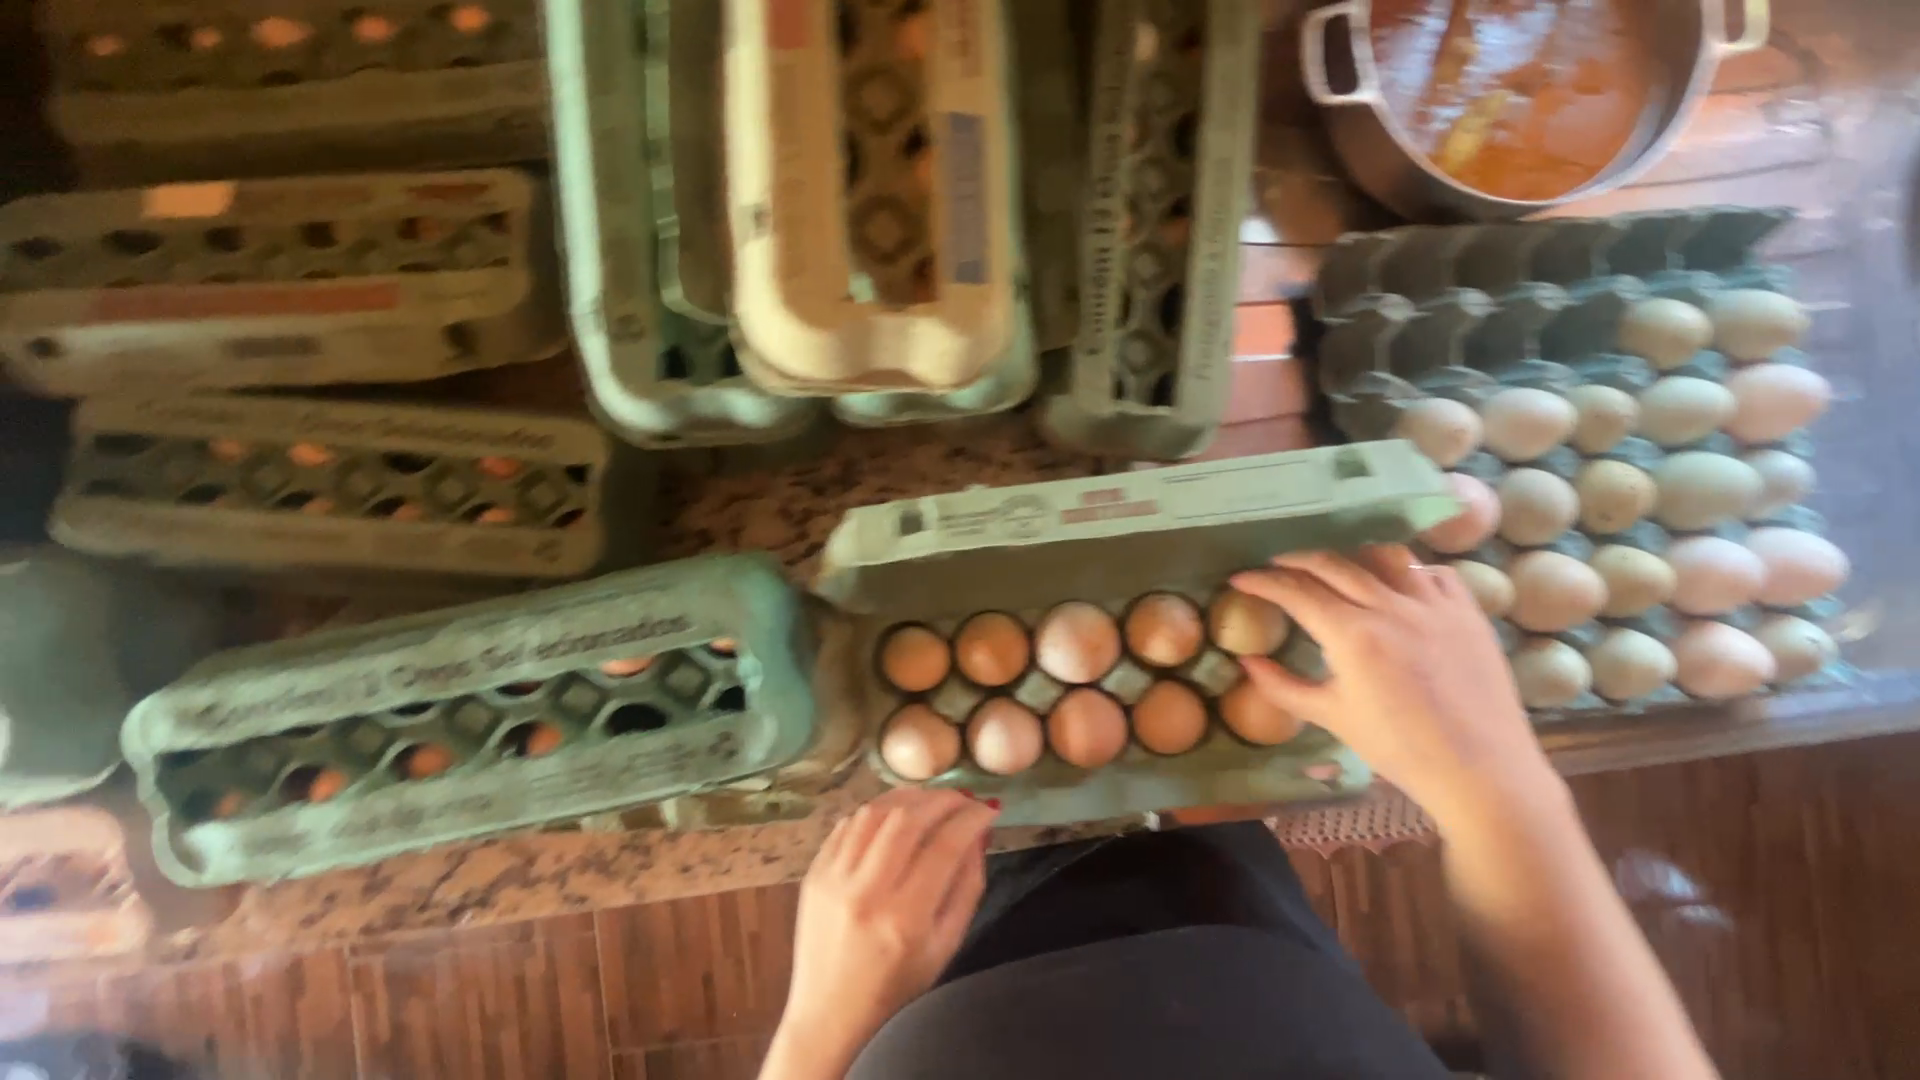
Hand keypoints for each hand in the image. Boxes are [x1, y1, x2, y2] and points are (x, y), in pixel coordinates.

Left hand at [765, 788, 997, 1076]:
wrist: (829, 1013)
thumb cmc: (897, 985)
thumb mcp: (946, 945)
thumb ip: (967, 885)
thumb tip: (979, 832)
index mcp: (904, 918)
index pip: (944, 846)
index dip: (971, 819)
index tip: (986, 809)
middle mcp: (865, 892)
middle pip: (906, 818)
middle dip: (942, 799)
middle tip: (962, 797)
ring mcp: (833, 878)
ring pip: (874, 811)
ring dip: (909, 797)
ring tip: (931, 801)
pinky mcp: (814, 871)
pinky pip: (848, 823)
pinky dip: (876, 811)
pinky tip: (895, 816)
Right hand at [1231, 546, 1559, 830]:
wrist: (1481, 772)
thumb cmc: (1398, 749)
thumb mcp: (1331, 717)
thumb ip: (1281, 686)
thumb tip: (1246, 660)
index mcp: (1353, 636)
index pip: (1296, 591)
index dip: (1262, 581)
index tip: (1240, 578)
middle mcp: (1391, 608)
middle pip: (1333, 564)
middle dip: (1295, 560)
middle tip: (1274, 567)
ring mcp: (1434, 606)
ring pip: (1384, 556)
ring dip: (1351, 556)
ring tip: (1336, 568)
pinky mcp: (1467, 612)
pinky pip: (1431, 572)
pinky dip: (1405, 570)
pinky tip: (1394, 585)